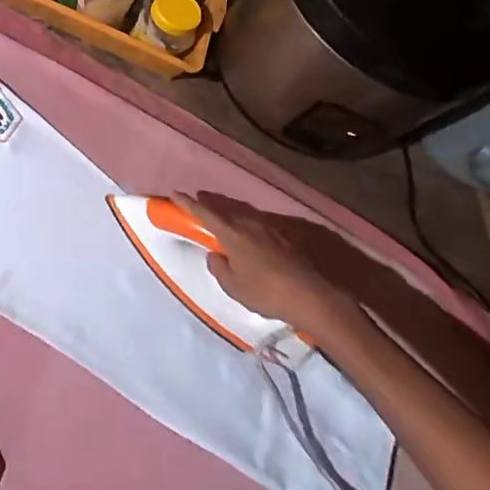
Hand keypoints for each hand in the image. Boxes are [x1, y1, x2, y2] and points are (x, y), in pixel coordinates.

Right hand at [175, 193, 356, 331]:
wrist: (314, 297)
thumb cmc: (267, 293)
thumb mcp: (234, 287)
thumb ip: (219, 268)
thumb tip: (216, 255)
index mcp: (233, 234)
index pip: (205, 213)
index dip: (188, 203)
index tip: (175, 192)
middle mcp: (250, 224)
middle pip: (226, 208)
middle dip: (210, 203)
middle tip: (199, 199)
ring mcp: (270, 229)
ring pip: (244, 214)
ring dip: (230, 211)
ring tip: (222, 214)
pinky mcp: (286, 237)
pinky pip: (259, 223)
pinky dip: (247, 223)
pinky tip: (249, 232)